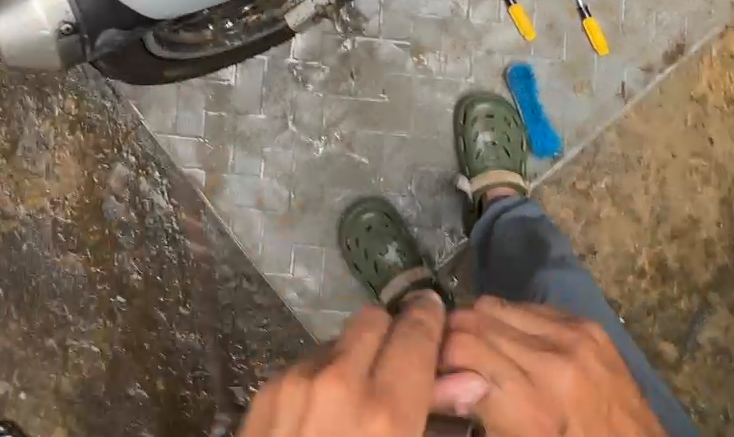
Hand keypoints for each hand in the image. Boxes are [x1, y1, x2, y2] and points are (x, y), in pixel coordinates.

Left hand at [239, 292, 446, 436]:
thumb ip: (436, 417)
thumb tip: (469, 378)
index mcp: (384, 412)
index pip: (414, 331)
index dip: (428, 319)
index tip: (435, 314)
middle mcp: (338, 383)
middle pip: (373, 319)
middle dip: (391, 334)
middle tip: (401, 364)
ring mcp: (295, 383)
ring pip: (338, 340)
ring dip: (356, 358)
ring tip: (361, 402)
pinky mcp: (264, 392)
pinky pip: (306, 364)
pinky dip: (323, 378)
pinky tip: (325, 418)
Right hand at [432, 296, 667, 436]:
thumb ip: (478, 417)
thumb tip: (431, 386)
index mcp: (534, 408)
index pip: (458, 350)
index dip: (433, 361)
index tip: (426, 379)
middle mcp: (553, 359)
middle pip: (470, 320)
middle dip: (448, 341)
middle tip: (442, 366)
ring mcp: (574, 336)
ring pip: (491, 305)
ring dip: (475, 328)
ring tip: (474, 356)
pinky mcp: (588, 326)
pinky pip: (525, 307)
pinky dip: (507, 324)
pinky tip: (511, 349)